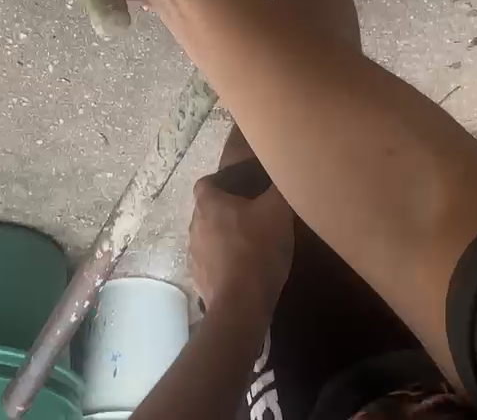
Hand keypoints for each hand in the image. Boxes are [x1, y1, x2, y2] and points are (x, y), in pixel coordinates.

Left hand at [190, 174, 294, 318]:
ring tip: (250, 244)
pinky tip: (244, 270)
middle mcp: (195, 225)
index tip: (243, 188)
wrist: (242, 304)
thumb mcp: (277, 211)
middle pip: (208, 210)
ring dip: (225, 239)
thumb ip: (278, 187)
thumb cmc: (257, 248)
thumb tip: (281, 172)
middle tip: (254, 215)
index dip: (223, 182)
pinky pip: (212, 264)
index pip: (207, 183)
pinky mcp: (199, 280)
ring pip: (209, 238)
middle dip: (227, 211)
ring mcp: (194, 255)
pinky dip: (224, 264)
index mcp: (208, 203)